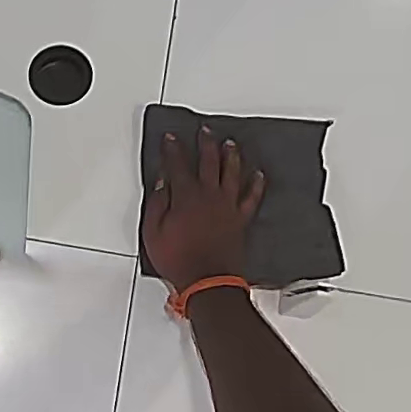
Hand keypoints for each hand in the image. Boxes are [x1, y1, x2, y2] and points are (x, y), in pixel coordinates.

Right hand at [141, 125, 266, 289]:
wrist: (208, 281)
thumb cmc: (178, 259)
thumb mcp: (153, 233)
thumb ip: (156, 205)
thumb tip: (161, 184)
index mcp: (186, 197)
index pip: (178, 165)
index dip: (173, 149)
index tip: (170, 138)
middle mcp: (209, 196)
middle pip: (209, 161)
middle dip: (205, 143)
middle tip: (204, 130)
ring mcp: (228, 206)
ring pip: (232, 172)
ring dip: (230, 155)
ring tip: (230, 143)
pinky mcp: (240, 219)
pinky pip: (251, 196)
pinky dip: (256, 183)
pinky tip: (258, 174)